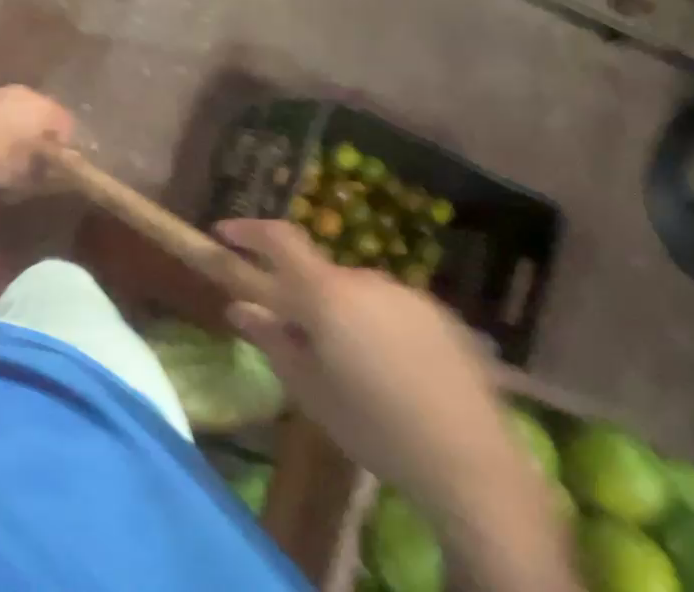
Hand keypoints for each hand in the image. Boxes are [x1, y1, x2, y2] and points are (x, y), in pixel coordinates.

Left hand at [0, 86, 73, 186]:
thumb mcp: (25, 172)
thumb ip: (41, 165)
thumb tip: (44, 165)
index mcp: (44, 108)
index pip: (65, 121)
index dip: (63, 140)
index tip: (57, 157)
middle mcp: (25, 92)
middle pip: (42, 109)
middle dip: (41, 127)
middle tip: (37, 149)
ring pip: (18, 105)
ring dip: (19, 120)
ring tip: (13, 142)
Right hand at [219, 219, 576, 591]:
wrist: (470, 461)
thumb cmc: (373, 427)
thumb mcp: (309, 389)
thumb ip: (272, 340)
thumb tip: (239, 307)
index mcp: (328, 295)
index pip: (280, 240)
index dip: (248, 231)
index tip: (223, 234)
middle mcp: (368, 281)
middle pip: (318, 274)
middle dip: (298, 295)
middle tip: (292, 338)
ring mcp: (410, 296)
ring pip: (355, 292)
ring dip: (338, 313)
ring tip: (346, 365)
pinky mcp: (441, 316)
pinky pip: (389, 308)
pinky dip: (374, 325)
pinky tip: (388, 372)